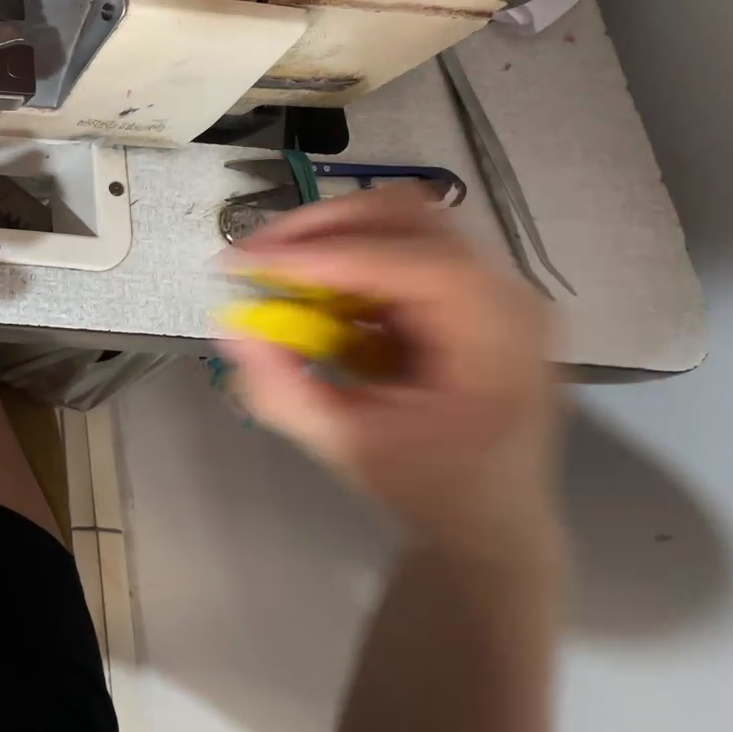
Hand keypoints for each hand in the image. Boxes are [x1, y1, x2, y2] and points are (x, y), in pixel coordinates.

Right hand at [219, 187, 563, 554]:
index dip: (321, 254)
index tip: (245, 264)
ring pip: (397, 217)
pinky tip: (313, 294)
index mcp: (495, 338)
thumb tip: (229, 327)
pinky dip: (341, 254)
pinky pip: (393, 242)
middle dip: (318, 227)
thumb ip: (283, 389)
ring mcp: (488, 284)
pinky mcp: (462, 287)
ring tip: (278, 273)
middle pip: (405, 215)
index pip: (411, 262)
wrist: (491, 516)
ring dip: (327, 235)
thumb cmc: (429, 487)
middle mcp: (504, 293)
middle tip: (254, 258)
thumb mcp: (346, 446)